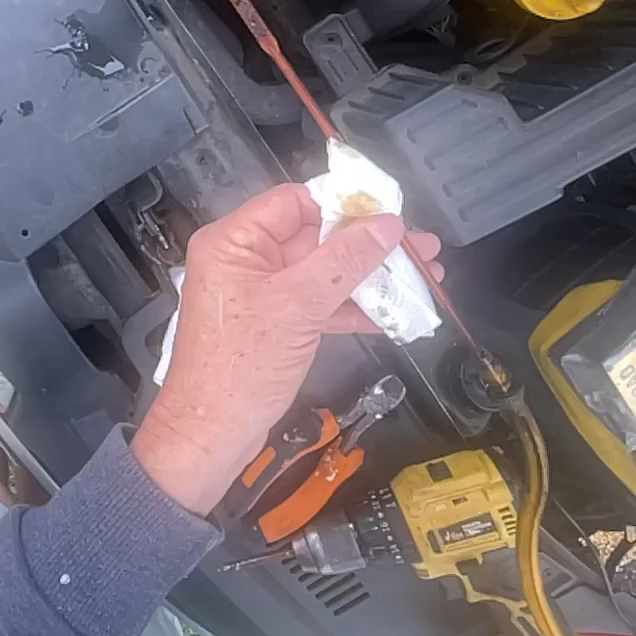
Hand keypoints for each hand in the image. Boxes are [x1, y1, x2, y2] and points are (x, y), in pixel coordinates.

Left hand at [130, 183, 441, 514]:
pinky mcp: (272, 322)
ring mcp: (258, 292)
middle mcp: (242, 259)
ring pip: (320, 271)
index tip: (388, 213)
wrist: (213, 432)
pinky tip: (393, 311)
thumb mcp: (298, 305)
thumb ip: (344, 261)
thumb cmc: (239, 366)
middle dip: (367, 243)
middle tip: (420, 247)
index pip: (292, 203)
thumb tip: (385, 225)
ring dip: (368, 276)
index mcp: (232, 241)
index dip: (340, 205)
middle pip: (312, 236)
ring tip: (422, 276)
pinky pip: (316, 302)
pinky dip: (351, 306)